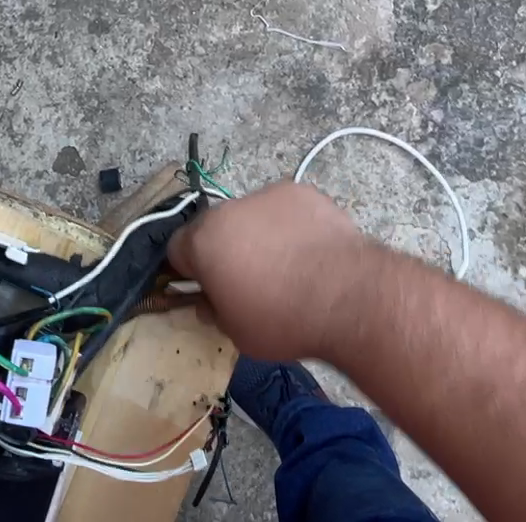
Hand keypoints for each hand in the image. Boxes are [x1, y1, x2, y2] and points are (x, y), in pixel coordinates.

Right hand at [168, 182, 378, 361]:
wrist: (349, 296)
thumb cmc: (285, 320)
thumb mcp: (236, 334)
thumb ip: (214, 311)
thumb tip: (209, 301)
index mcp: (204, 242)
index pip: (176, 248)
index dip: (189, 270)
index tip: (208, 287)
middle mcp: (228, 210)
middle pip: (215, 228)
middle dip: (225, 249)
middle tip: (250, 279)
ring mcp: (267, 195)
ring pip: (251, 215)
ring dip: (258, 234)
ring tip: (289, 265)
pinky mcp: (301, 191)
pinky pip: (285, 208)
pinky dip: (291, 224)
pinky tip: (311, 250)